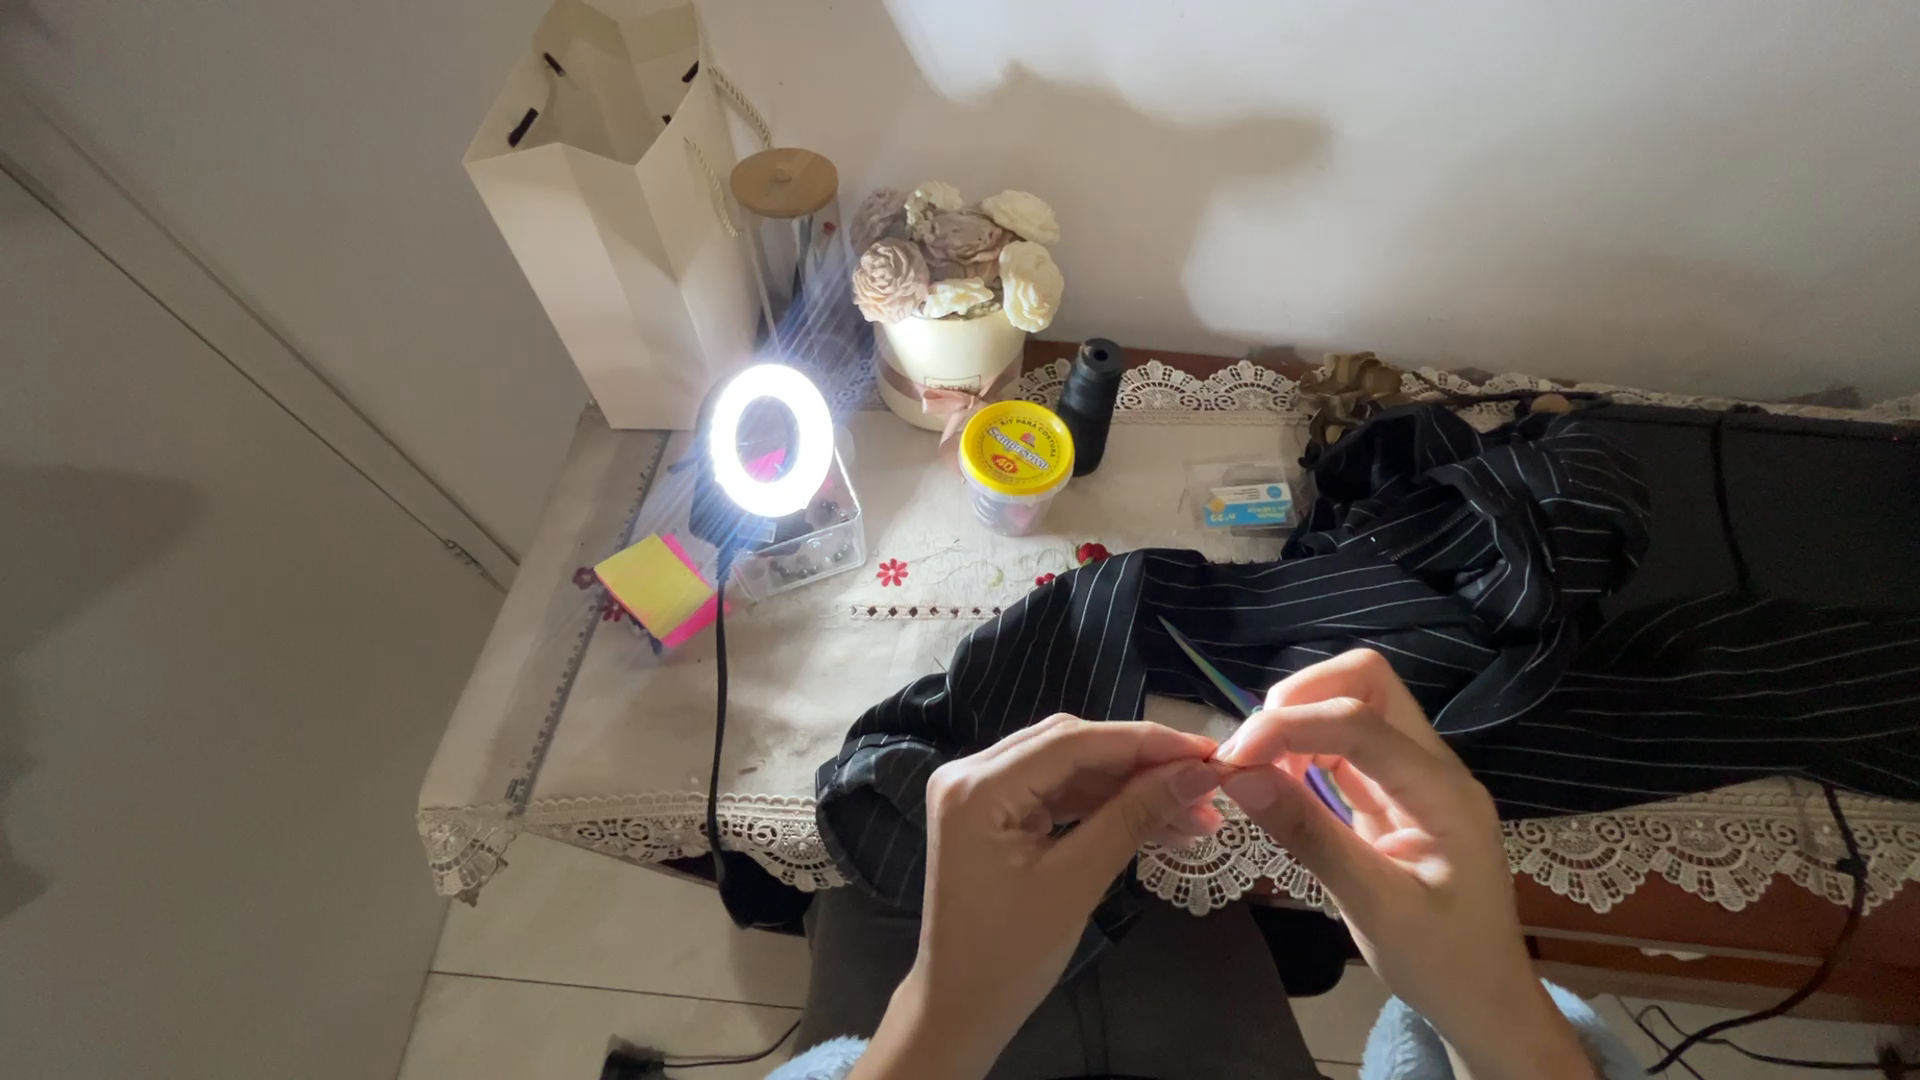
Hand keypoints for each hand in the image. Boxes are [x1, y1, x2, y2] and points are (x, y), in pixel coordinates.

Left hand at [853, 715, 1225, 1079]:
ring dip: (1128, 784)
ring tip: (1194, 809)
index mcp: (976, 787)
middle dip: (1139, 761)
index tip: (1203, 750)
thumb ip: (1133, 818)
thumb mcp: (1075, 884)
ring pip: (1067, 766)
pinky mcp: (995, 808)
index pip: (1070, 742)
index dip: (1142, 741)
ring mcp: (980, 789)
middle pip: (1068, 746)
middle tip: (1204, 778)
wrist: (959, 1008)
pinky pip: (1057, 791)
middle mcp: (971, 772)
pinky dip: (1104, 802)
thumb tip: (1197, 774)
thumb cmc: (1008, 957)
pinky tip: (1154, 816)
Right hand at [1214, 649, 1593, 1079]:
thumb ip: (1307, 833)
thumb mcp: (1373, 907)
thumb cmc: (1442, 962)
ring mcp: (1411, 771)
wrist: (1485, 1000)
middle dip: (1300, 695)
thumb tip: (1238, 777)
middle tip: (1255, 745)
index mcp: (1443, 792)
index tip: (1234, 759)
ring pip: (1351, 697)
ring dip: (1296, 715)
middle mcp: (1431, 764)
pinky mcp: (1389, 784)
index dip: (1289, 726)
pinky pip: (1340, 736)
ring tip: (1258, 763)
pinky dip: (1300, 742)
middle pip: (1366, 678)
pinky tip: (1278, 776)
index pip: (1359, 722)